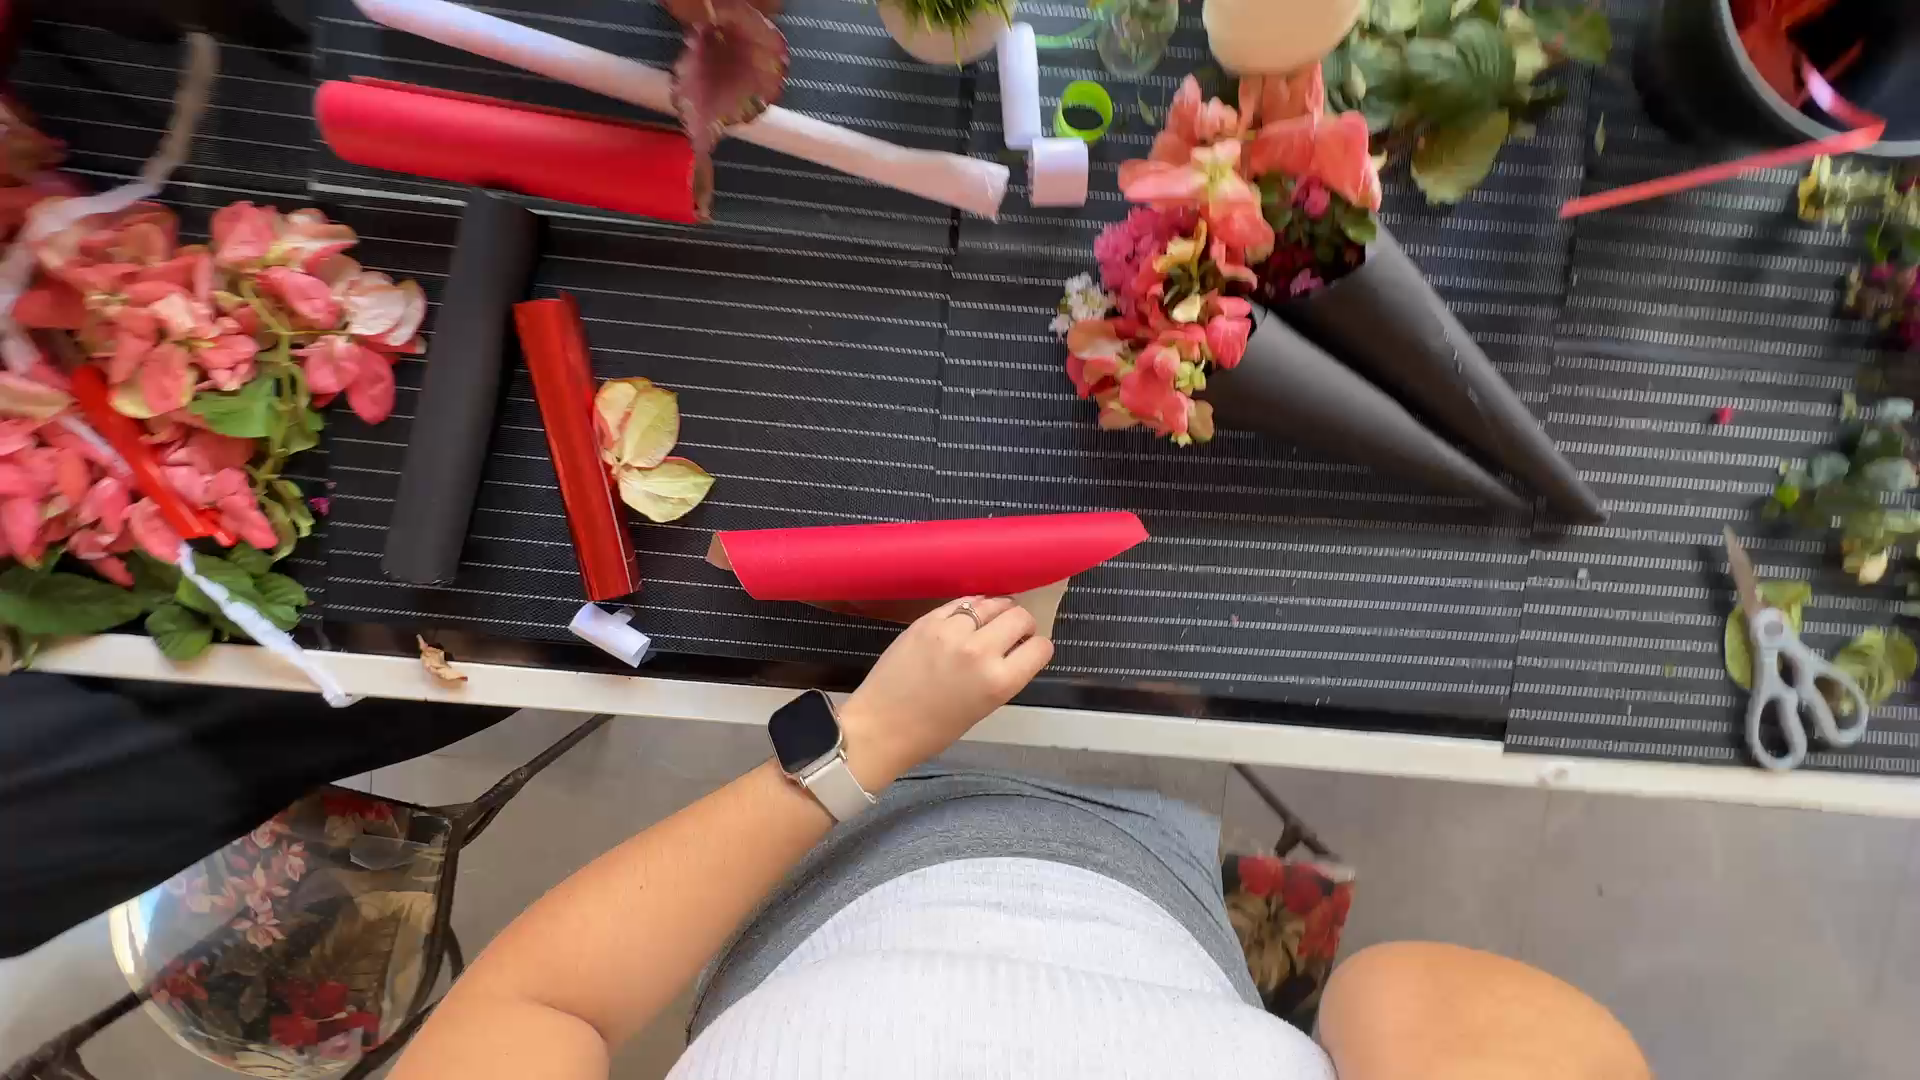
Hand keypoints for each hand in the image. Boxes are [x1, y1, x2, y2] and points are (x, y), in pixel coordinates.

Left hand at [838, 596, 1053, 789]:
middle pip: (1020, 617)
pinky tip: (969, 615)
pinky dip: (971, 607)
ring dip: (999, 609)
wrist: (882, 725)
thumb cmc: (933, 729)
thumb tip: (1014, 651)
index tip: (1031, 649)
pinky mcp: (928, 620)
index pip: (1040, 648)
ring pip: (992, 603)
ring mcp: (952, 631)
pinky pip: (961, 602)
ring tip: (993, 619)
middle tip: (1015, 632)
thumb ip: (1003, 677)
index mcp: (999, 682)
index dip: (1038, 647)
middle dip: (1023, 624)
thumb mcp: (983, 708)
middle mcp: (980, 651)